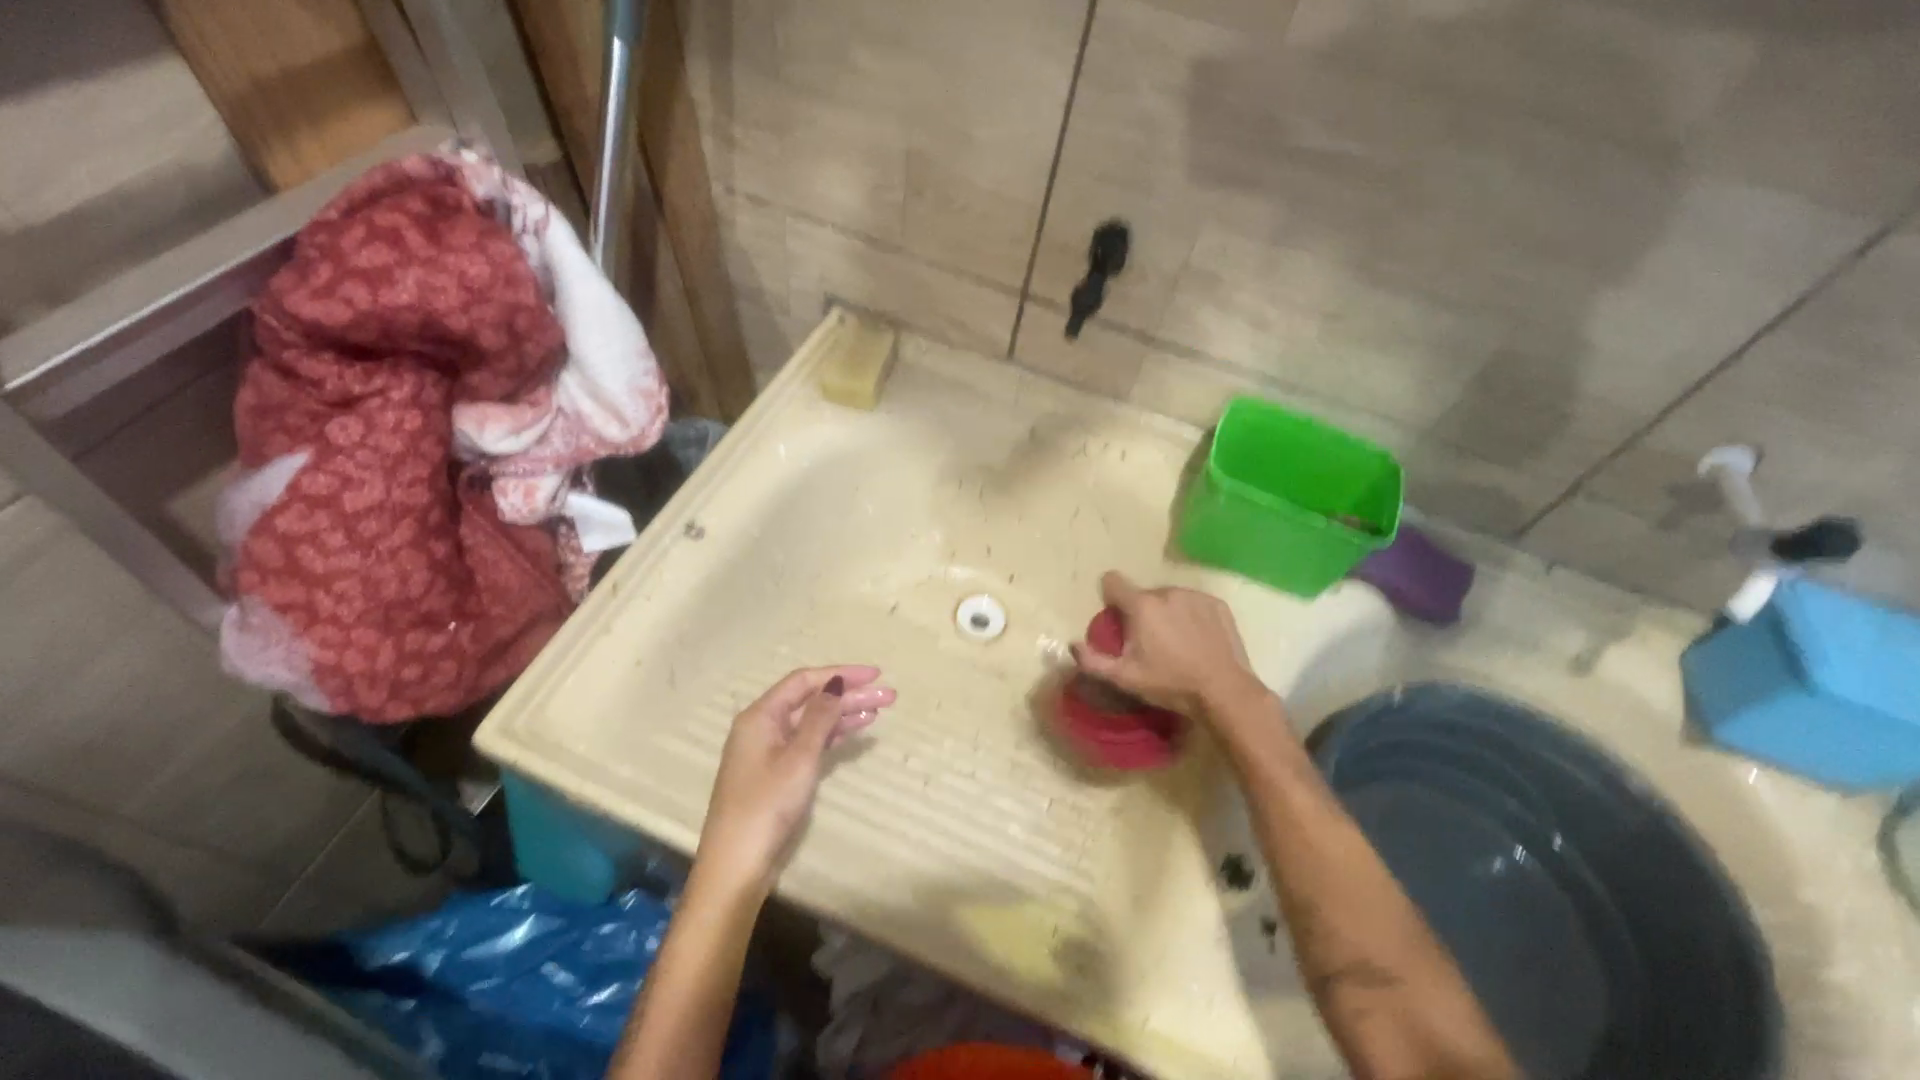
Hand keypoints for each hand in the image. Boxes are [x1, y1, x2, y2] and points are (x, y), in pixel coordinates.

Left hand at [696, 666, 894, 895]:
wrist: (738, 862)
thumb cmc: (767, 805)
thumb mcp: (799, 757)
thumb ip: (819, 717)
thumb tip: (834, 683)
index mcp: (761, 716)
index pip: (804, 681)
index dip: (840, 674)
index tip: (875, 675)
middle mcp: (763, 726)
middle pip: (811, 700)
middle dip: (849, 695)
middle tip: (889, 696)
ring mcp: (770, 751)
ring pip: (813, 721)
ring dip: (845, 714)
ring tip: (880, 711)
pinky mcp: (778, 773)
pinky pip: (809, 742)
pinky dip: (833, 735)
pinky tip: (856, 731)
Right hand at [1070, 571, 1265, 721]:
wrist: (1224, 691)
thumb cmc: (1170, 684)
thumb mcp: (1125, 678)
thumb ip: (1093, 661)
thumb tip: (1072, 645)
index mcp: (1141, 605)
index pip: (1113, 581)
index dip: (1110, 596)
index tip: (1116, 618)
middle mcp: (1167, 592)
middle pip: (1143, 595)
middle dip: (1141, 612)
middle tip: (1149, 643)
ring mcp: (1195, 596)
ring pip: (1170, 598)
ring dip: (1167, 613)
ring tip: (1176, 643)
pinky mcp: (1217, 605)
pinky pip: (1194, 603)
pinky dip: (1191, 616)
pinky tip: (1197, 640)